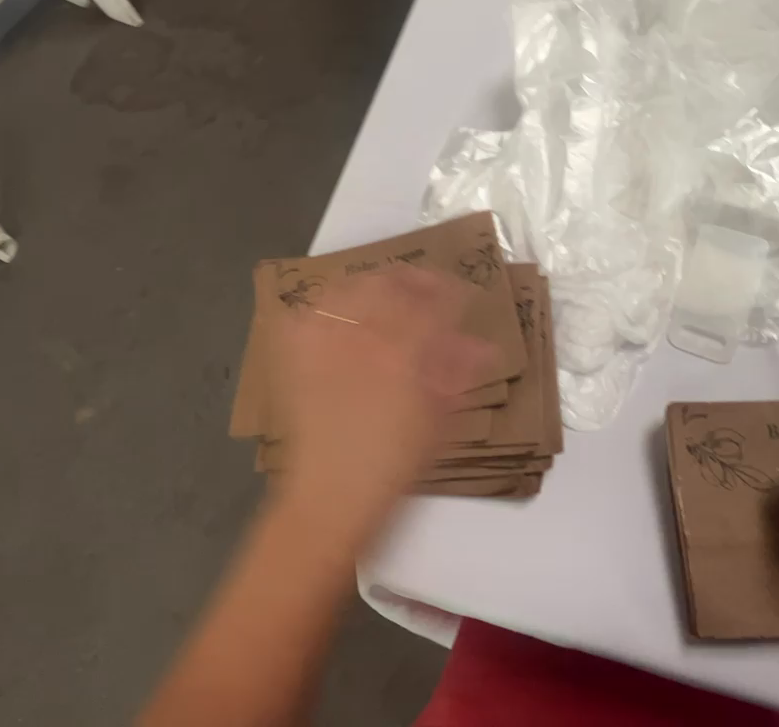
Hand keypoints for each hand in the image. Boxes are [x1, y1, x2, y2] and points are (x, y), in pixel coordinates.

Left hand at [273, 266, 493, 537]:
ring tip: (386, 296)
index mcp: (404, 352)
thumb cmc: (394, 467)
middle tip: (427, 290)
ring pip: (350, 288)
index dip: (452, 291)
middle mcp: (363, 337)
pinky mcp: (298, 355)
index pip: (434, 301)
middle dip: (414, 280)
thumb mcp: (439, 422)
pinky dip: (329, 304)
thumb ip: (457, 374)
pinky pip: (311, 311)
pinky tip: (342, 313)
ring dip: (374, 285)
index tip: (462, 295)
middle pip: (391, 283)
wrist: (330, 498)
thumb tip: (479, 345)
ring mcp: (325, 342)